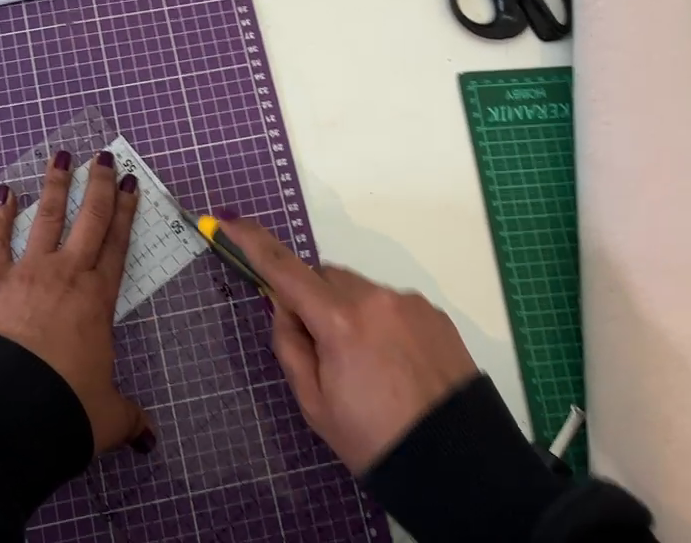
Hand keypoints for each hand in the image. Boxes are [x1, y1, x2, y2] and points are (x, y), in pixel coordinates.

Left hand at [0, 149, 155, 453]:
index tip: (130, 184)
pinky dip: (0, 215)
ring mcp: (28, 273)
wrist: (7, 418)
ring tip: (60, 155)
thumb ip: (130, 418)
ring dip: (55, 185)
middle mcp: (67, 275)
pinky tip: (3, 191)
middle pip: (89, 221)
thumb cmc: (65, 411)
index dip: (126, 212)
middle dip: (98, 186)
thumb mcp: (107, 416)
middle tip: (103, 156)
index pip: (117, 245)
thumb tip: (150, 440)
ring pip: (47, 218)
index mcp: (98, 300)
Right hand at [221, 216, 476, 473]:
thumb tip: (284, 306)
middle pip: (324, 277)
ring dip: (348, 311)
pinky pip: (390, 305)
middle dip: (312, 298)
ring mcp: (409, 303)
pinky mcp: (435, 315)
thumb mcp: (314, 403)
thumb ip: (290, 345)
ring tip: (366, 365)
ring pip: (358, 290)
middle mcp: (374, 298)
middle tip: (320, 348)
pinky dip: (380, 322)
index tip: (229, 220)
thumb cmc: (375, 440)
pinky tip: (394, 364)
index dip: (252, 241)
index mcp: (339, 321)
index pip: (284, 269)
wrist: (461, 471)